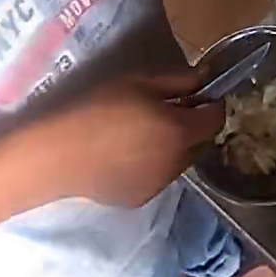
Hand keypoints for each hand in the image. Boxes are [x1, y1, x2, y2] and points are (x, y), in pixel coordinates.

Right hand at [42, 73, 224, 208]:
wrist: (59, 153)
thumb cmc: (101, 107)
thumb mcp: (142, 82)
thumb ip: (181, 80)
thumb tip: (205, 77)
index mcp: (181, 132)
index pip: (216, 119)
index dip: (212, 104)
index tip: (197, 94)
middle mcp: (177, 163)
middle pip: (202, 142)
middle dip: (195, 125)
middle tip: (171, 108)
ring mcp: (159, 185)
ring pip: (182, 161)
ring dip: (177, 145)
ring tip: (148, 130)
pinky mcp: (139, 199)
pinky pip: (160, 176)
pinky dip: (157, 162)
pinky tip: (131, 151)